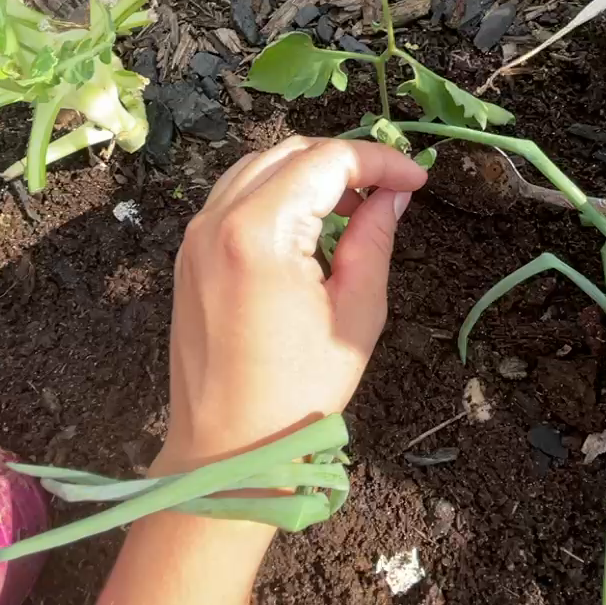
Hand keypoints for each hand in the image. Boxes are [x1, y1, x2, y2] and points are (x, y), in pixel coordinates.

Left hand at [153, 137, 426, 475]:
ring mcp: (195, 235)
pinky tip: (306, 226)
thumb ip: (374, 238)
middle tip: (386, 191)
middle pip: (290, 153)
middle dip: (344, 161)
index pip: (327, 161)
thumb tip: (393, 193)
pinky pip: (235, 196)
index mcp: (258, 231)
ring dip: (309, 173)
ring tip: (350, 207)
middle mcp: (216, 219)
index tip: (417, 180)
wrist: (225, 450)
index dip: (380, 161)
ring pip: (259, 167)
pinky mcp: (189, 253)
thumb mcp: (356, 313)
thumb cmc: (299, 392)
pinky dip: (277, 193)